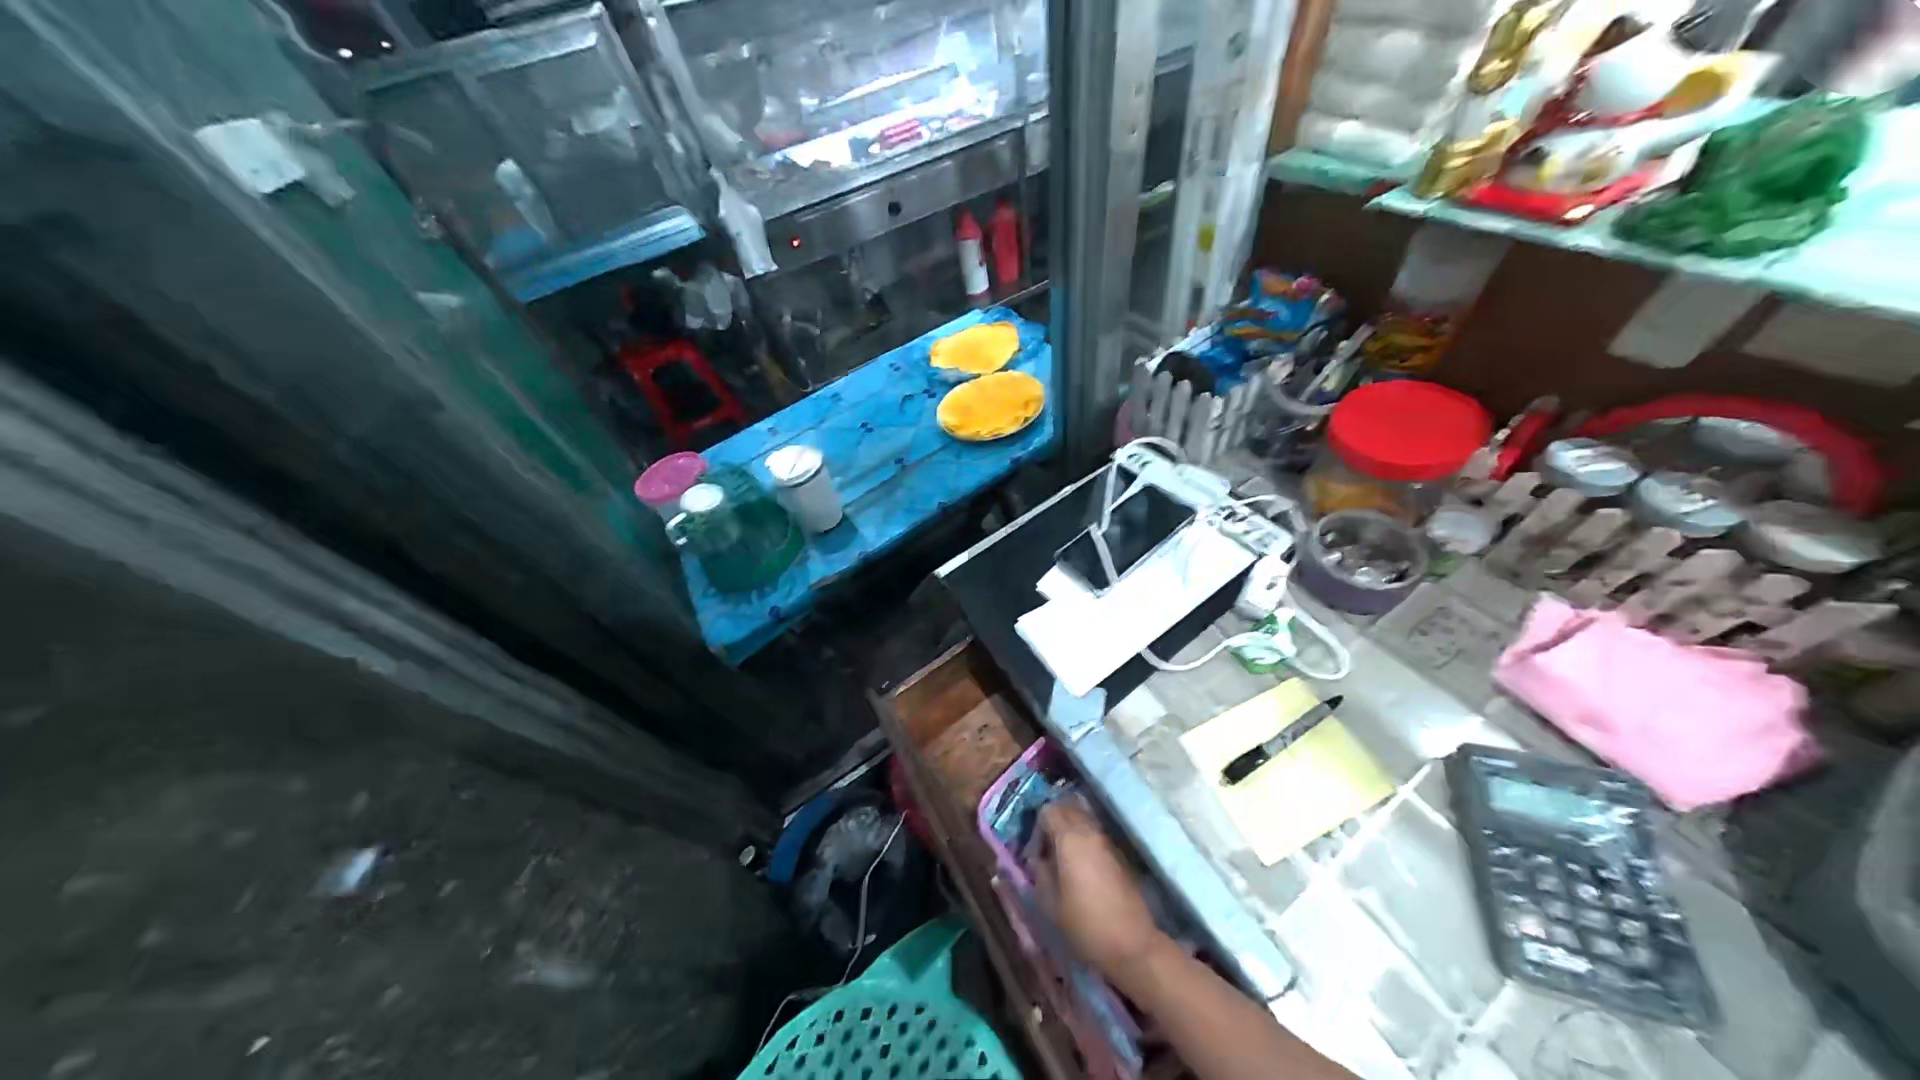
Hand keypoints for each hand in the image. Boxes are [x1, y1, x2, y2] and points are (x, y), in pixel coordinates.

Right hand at [1034, 799, 1167, 980]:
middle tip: (1045, 848)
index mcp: (1070, 838)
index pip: (1049, 810)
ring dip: (1071, 831)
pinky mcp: (1120, 856)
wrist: (1132, 945)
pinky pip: (1096, 837)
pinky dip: (1085, 842)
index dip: (1037, 825)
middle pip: (1068, 809)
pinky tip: (1081, 868)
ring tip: (1062, 858)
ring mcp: (1108, 843)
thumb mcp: (1049, 903)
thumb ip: (1040, 872)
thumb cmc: (1084, 924)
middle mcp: (1090, 832)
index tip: (1034, 848)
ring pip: (1084, 821)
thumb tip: (1039, 859)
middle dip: (1054, 821)